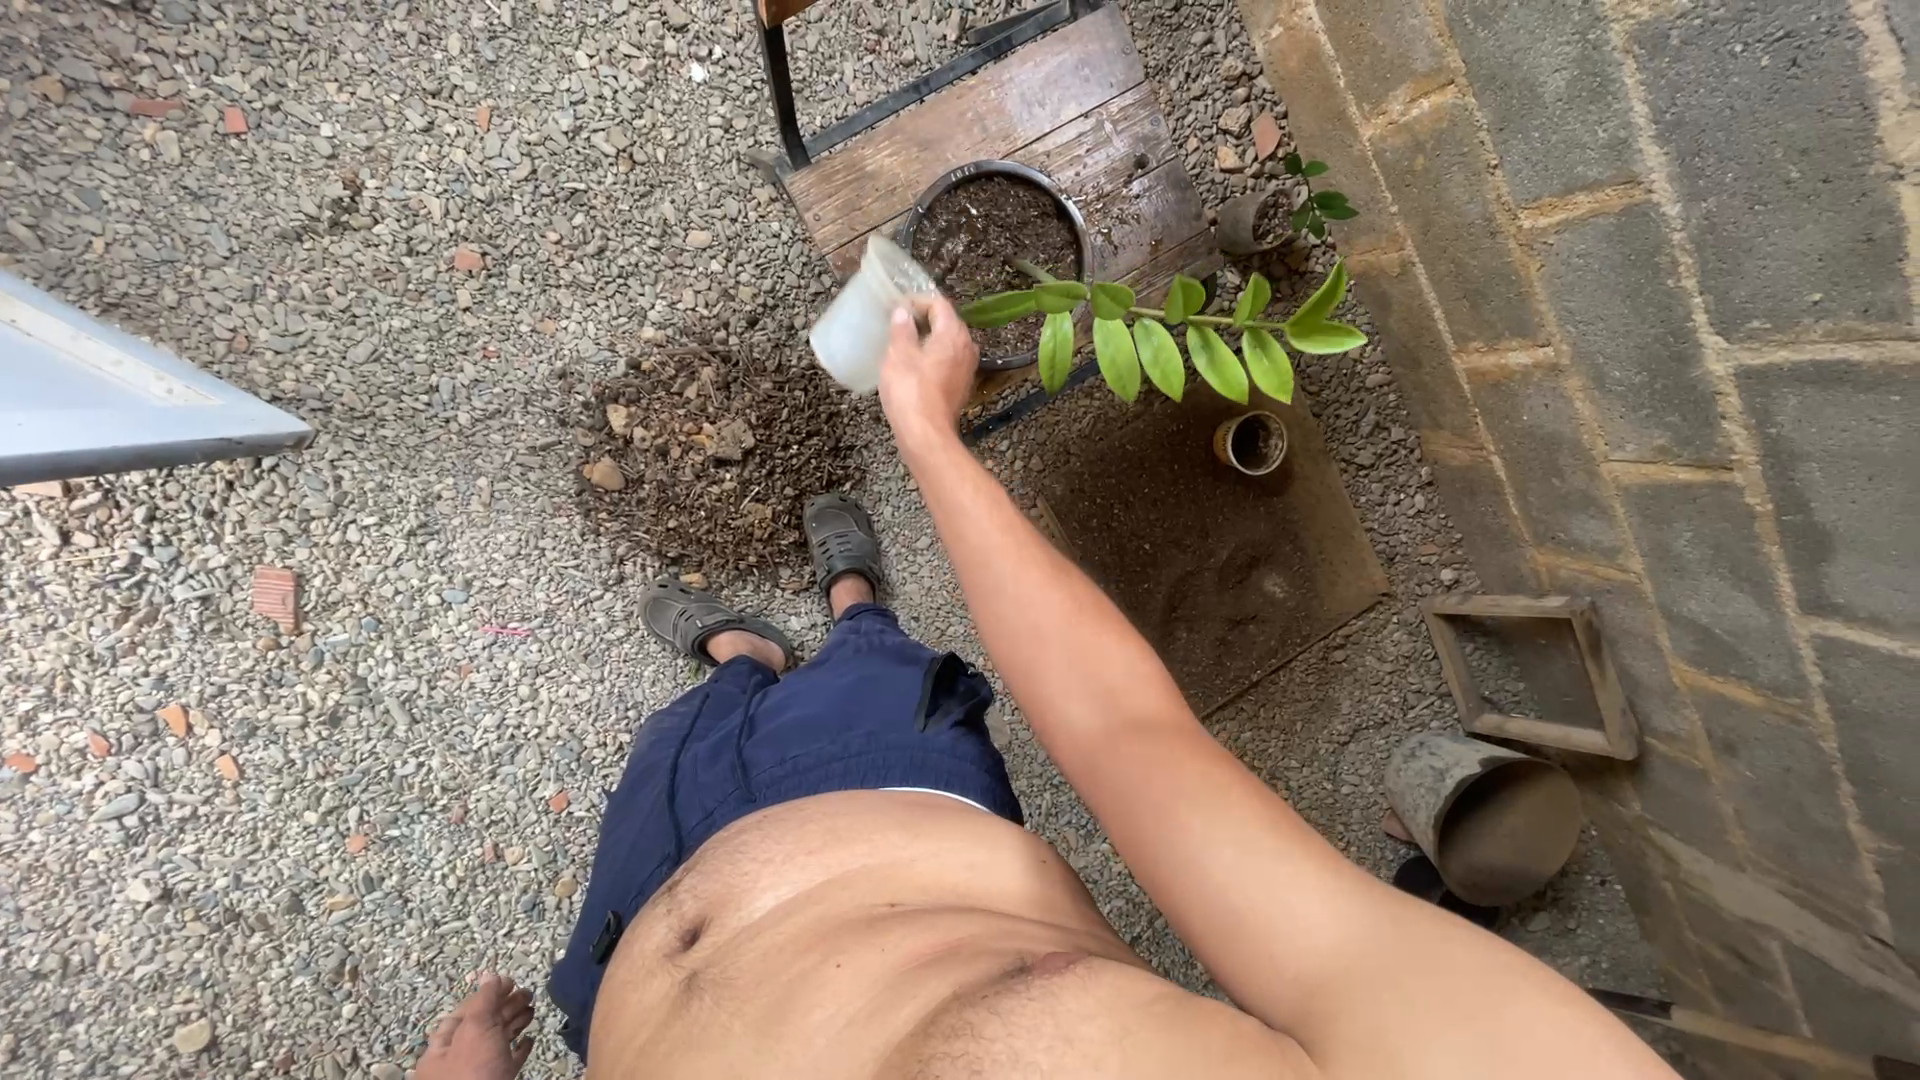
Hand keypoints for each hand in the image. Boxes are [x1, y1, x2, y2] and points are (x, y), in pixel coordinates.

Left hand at [415, 973, 534, 1079]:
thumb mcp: (476, 1029)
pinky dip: (520, 1049)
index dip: (486, 995)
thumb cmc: (471, 1072)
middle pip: (482, 1025)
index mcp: (443, 1048)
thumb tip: (491, 975)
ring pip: (497, 1042)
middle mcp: (457, 1060)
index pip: (463, 1013)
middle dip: (505, 1006)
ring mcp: (477, 1074)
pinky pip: (508, 1062)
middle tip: (528, 992)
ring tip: (533, 1010)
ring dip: (515, 1023)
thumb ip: (484, 1000)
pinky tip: (530, 1040)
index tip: (510, 982)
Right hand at [878, 293, 977, 451]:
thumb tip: (903, 313)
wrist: (926, 435)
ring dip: (928, 339)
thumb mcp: (898, 355)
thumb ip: (902, 329)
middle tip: (899, 323)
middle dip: (924, 319)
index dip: (918, 301)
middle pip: (947, 323)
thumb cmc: (910, 392)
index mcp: (953, 334)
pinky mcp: (961, 387)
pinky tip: (915, 366)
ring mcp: (967, 369)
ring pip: (948, 344)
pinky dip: (933, 358)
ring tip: (904, 343)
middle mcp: (967, 348)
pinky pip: (948, 362)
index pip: (939, 304)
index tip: (898, 307)